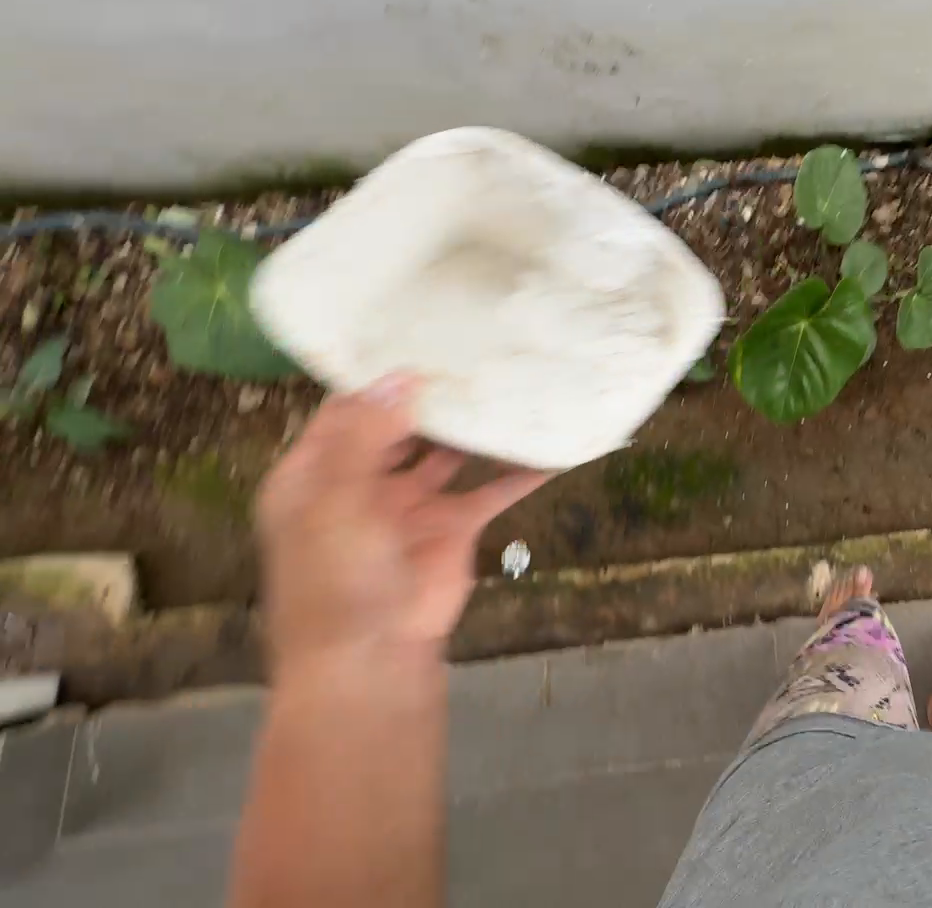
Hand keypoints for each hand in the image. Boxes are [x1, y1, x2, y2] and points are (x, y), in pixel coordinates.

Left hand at [254, 374, 548, 678]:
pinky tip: (553, 449)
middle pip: (403, 425)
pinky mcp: (456, 524)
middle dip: (435, 396)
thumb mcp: (338, 502)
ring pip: (452, 452)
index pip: (347, 410)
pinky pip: (494, 489)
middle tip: (478, 355)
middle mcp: (365, 480)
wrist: (373, 652)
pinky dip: (523, 471)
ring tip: (514, 388)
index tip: (421, 339)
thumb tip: (403, 376)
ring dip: (478, 428)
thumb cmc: (337, 577)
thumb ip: (366, 438)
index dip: (379, 378)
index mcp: (318, 473)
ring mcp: (414, 502)